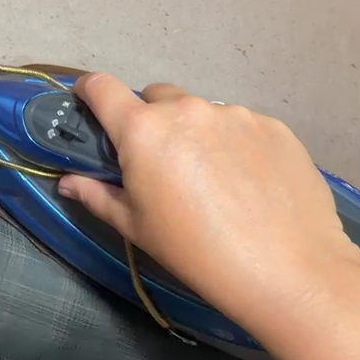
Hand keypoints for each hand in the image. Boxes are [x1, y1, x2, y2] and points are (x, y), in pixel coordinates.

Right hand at [58, 75, 359, 328]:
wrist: (292, 273)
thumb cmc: (197, 252)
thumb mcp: (136, 227)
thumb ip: (96, 195)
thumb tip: (67, 182)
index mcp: (143, 130)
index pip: (101, 86)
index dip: (89, 92)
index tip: (90, 108)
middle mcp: (187, 109)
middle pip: (154, 97)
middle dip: (149, 120)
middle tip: (160, 162)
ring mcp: (235, 114)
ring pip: (200, 111)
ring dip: (194, 131)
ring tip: (212, 177)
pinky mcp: (274, 127)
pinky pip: (239, 125)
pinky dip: (232, 142)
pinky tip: (247, 182)